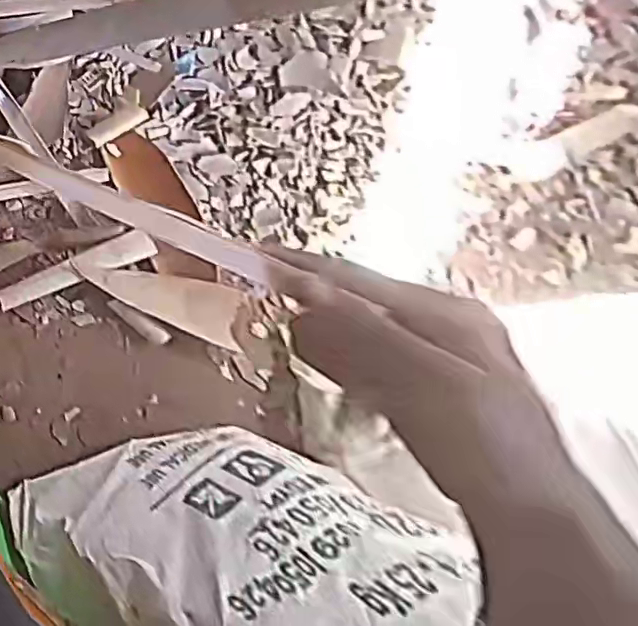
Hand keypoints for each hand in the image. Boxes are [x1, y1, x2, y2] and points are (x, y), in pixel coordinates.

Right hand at [269, 246, 564, 511]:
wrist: (526, 514)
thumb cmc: (481, 442)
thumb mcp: (419, 376)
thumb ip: (359, 326)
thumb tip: (300, 282)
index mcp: (443, 312)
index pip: (349, 275)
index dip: (293, 265)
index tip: (244, 255)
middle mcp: (439, 323)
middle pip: (347, 300)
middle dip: (303, 304)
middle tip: (259, 305)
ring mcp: (432, 352)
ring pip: (348, 327)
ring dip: (315, 334)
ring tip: (290, 342)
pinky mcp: (420, 380)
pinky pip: (358, 354)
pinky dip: (334, 358)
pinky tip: (329, 371)